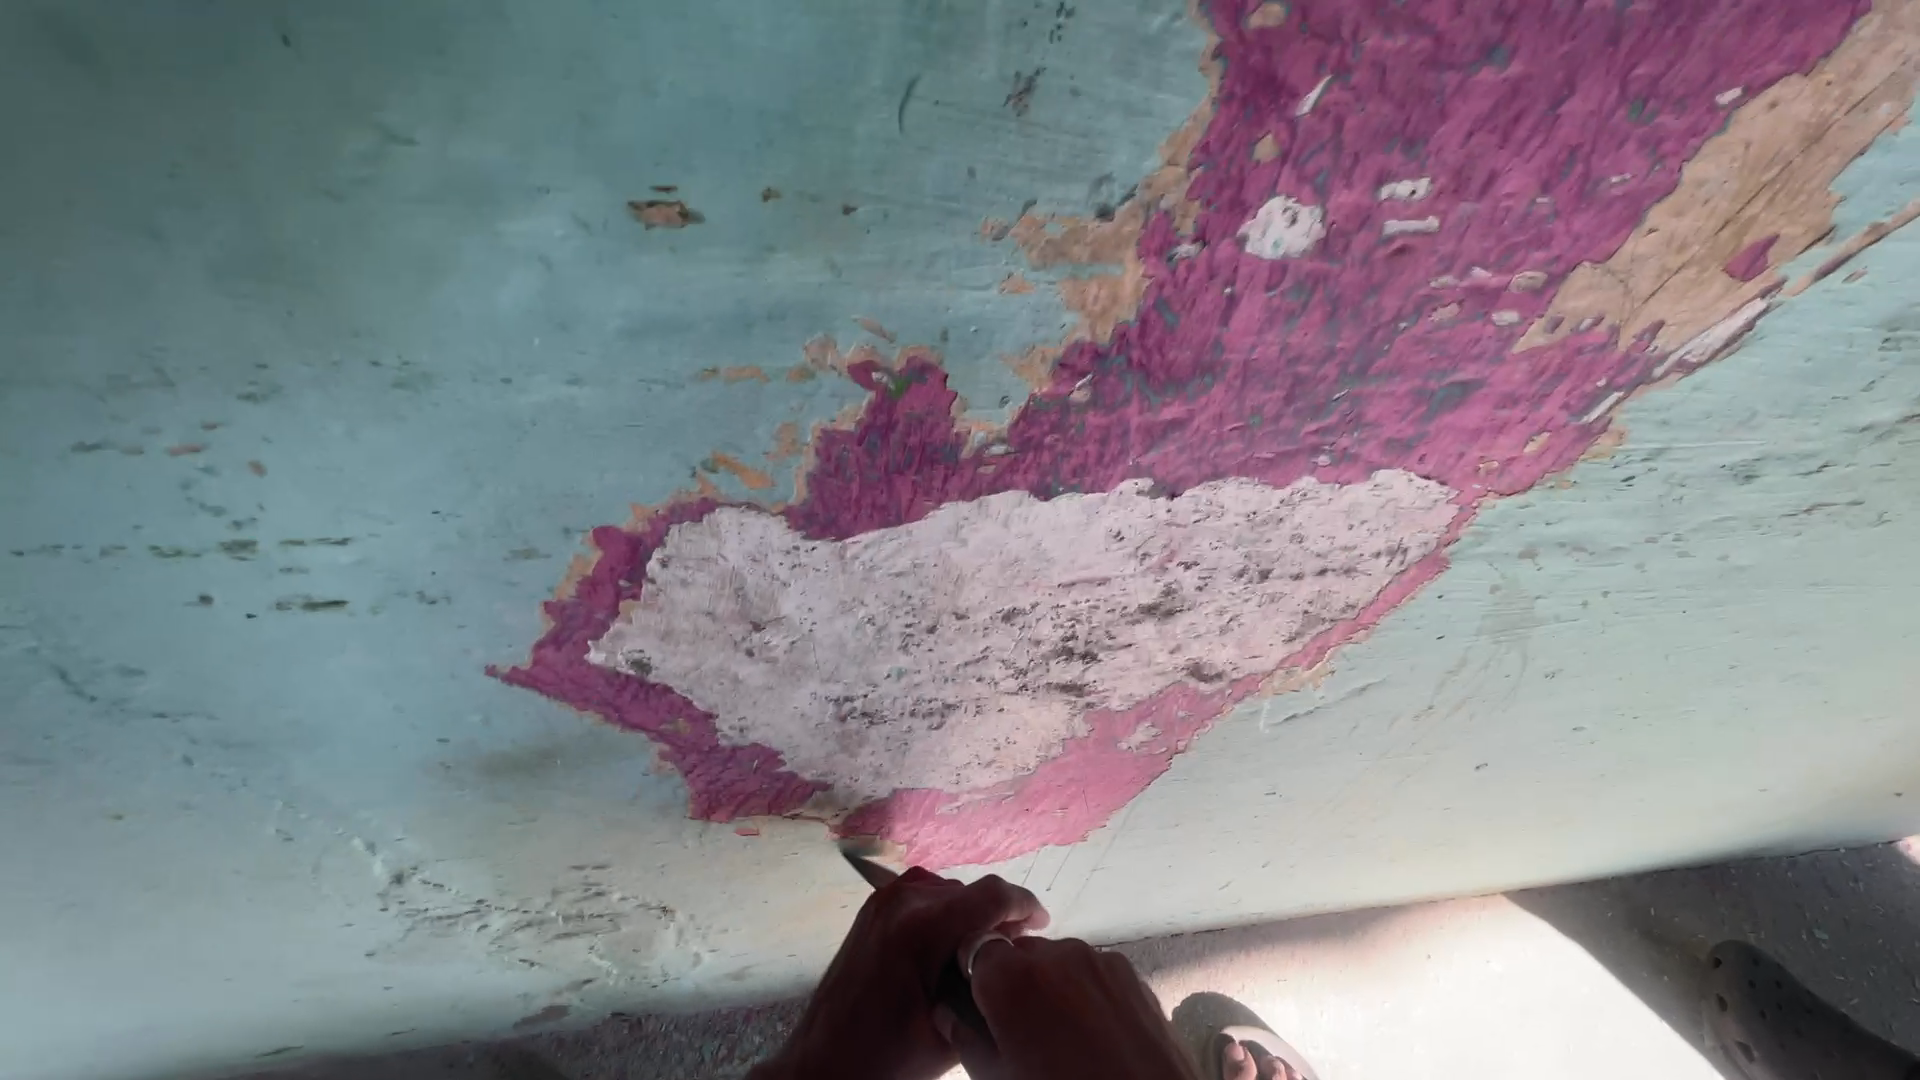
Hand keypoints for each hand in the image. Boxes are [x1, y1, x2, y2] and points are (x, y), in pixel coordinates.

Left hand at [750, 867, 1047, 1079]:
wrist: (821, 1065)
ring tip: (986, 950)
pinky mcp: (873, 909)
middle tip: (1017, 949)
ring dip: (970, 913)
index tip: (1042, 923)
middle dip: (998, 915)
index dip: (1024, 905)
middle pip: (970, 892)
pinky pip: (923, 895)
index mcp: (920, 927)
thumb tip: (1016, 956)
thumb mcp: (948, 1030)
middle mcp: (901, 901)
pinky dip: (944, 912)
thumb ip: (985, 985)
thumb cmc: (882, 1059)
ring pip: (948, 891)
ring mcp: (883, 901)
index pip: (990, 895)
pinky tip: (952, 944)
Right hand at [946, 936, 1200, 1079]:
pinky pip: (1091, 970)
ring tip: (1065, 1038)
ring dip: (1051, 985)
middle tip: (1024, 1031)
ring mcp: (1094, 957)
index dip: (973, 973)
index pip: (974, 947)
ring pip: (1056, 960)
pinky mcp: (1127, 970)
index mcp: (1010, 978)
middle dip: (1014, 981)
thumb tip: (947, 1014)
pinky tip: (1095, 1034)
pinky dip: (1085, 991)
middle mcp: (1051, 953)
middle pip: (1017, 953)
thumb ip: (968, 1041)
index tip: (979, 1002)